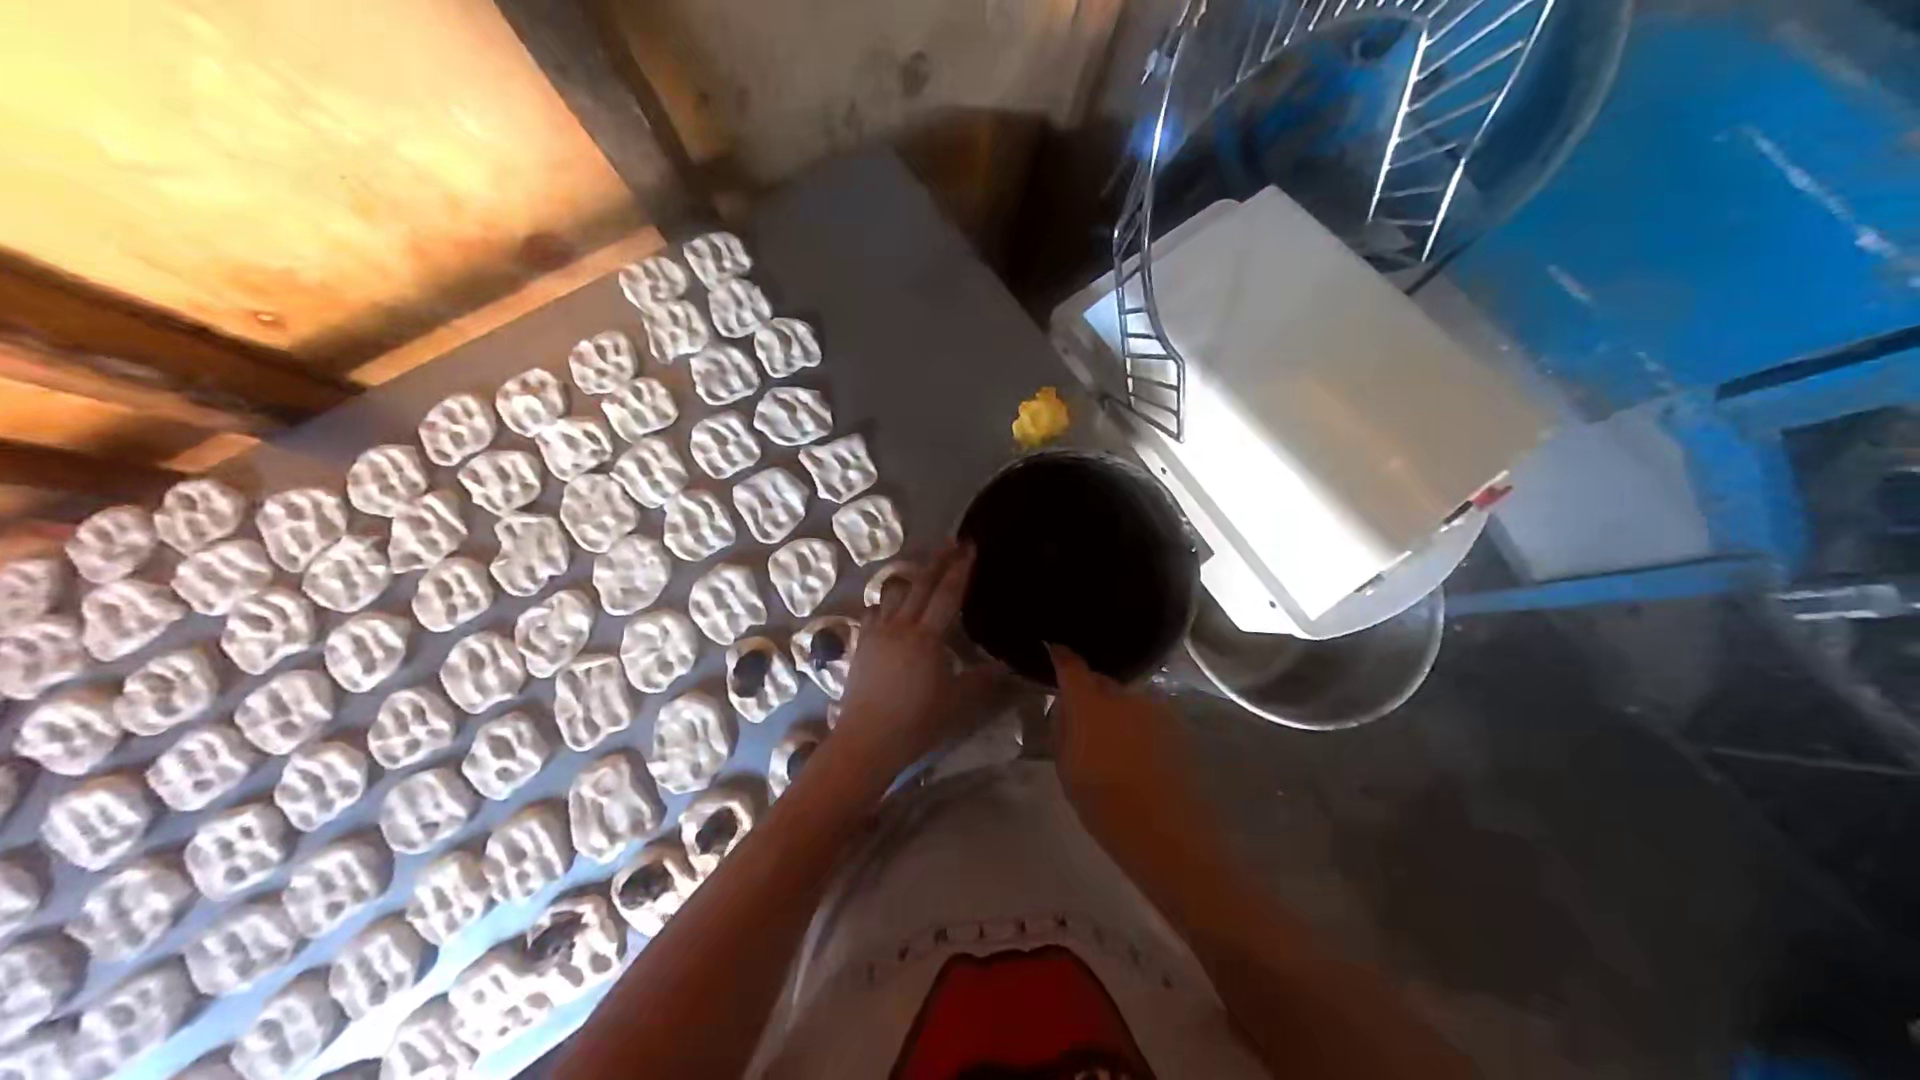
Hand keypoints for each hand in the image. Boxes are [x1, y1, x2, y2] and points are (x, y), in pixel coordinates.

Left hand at [829, 543, 987, 784]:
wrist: (866, 740)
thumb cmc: (917, 722)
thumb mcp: (958, 701)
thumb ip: (984, 679)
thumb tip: (1009, 666)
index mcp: (927, 636)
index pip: (947, 593)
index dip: (960, 568)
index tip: (970, 546)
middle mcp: (900, 626)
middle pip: (920, 584)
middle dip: (937, 561)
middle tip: (951, 543)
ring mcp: (876, 633)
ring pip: (894, 594)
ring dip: (911, 579)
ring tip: (924, 572)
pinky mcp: (861, 645)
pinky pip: (875, 612)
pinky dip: (887, 603)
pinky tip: (892, 608)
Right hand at [1049, 644, 1210, 842]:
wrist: (1167, 833)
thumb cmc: (1105, 805)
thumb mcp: (1067, 769)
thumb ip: (1062, 729)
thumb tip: (1065, 707)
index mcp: (1091, 704)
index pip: (1071, 666)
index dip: (1060, 656)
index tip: (1052, 650)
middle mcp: (1124, 695)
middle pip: (1101, 681)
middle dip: (1089, 691)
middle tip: (1080, 715)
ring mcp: (1155, 707)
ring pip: (1126, 698)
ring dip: (1116, 709)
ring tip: (1111, 739)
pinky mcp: (1176, 724)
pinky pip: (1147, 714)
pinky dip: (1138, 723)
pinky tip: (1137, 751)